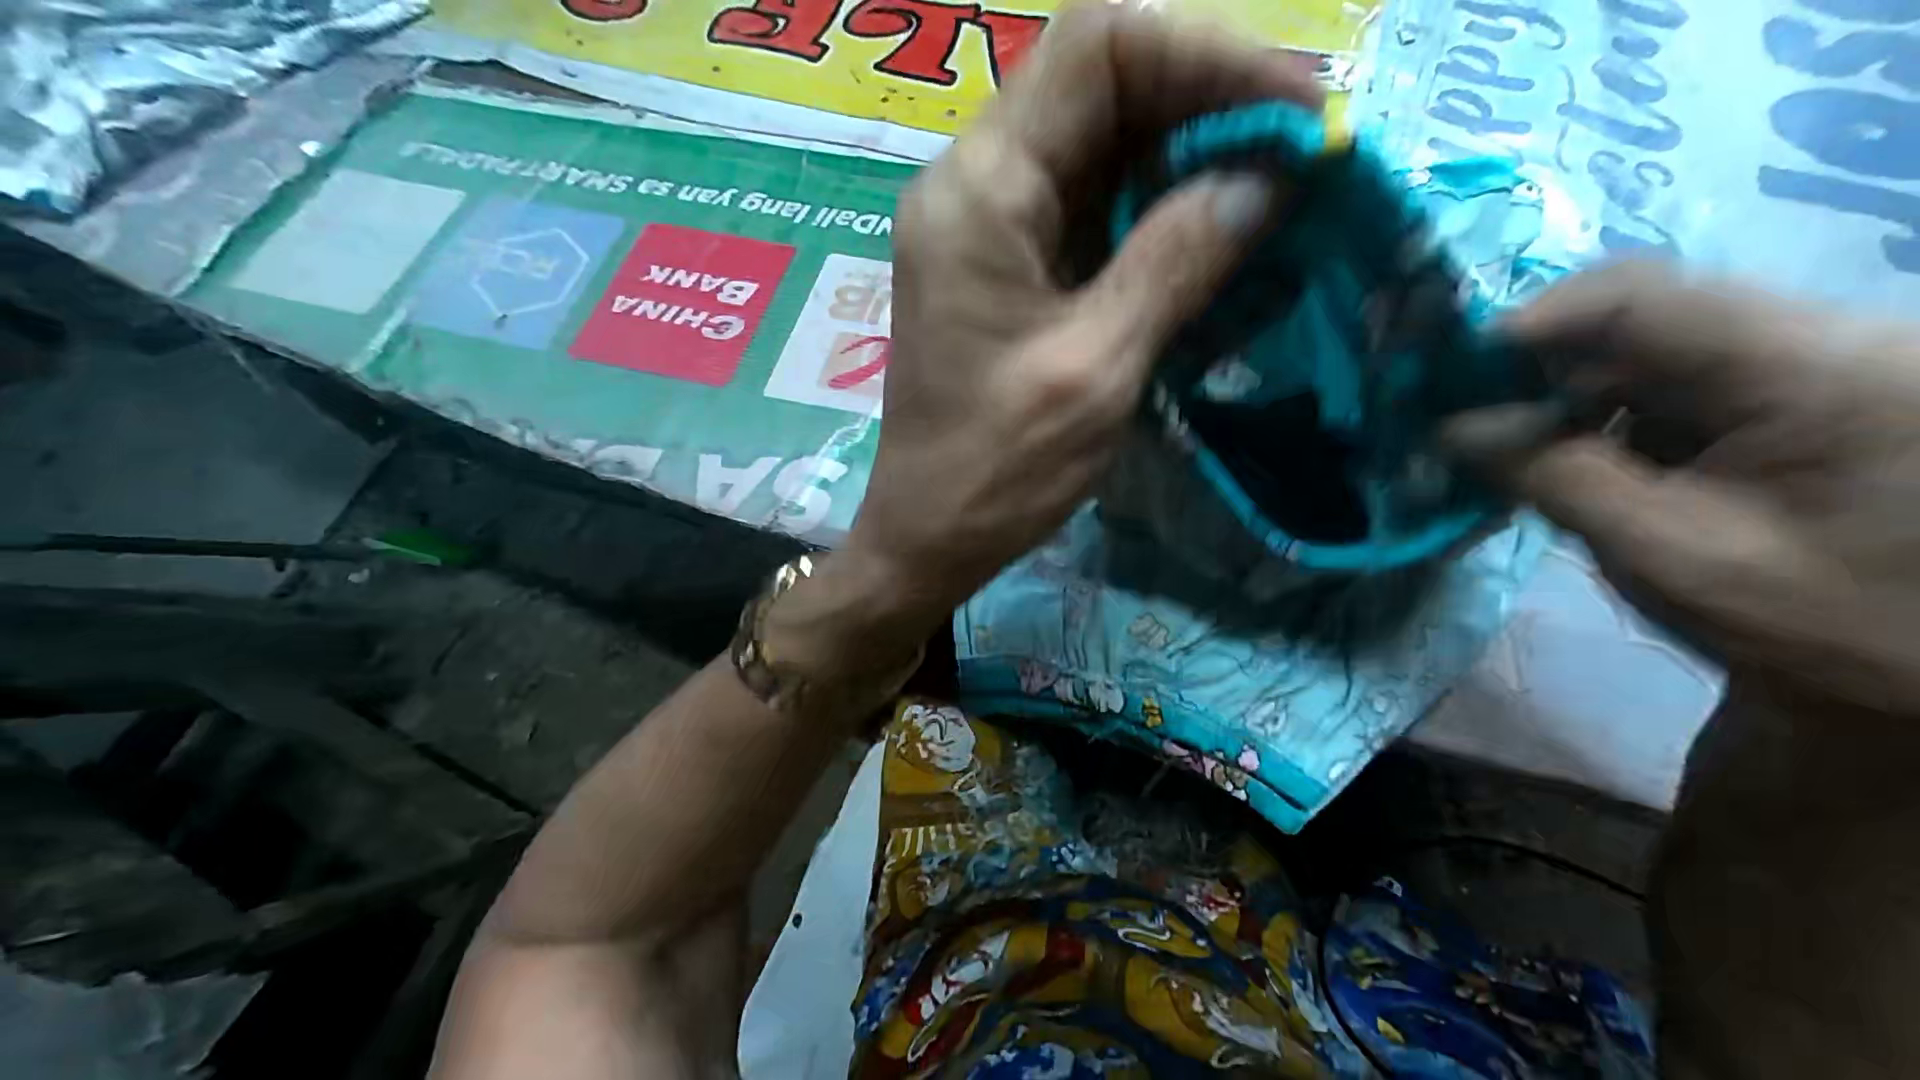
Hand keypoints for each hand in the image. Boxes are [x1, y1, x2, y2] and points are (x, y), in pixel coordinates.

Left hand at [831, 2, 1322, 638]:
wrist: (927, 535)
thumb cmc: (997, 470)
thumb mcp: (1098, 367)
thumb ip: (1179, 258)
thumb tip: (1268, 174)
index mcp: (980, 191)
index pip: (1098, 49)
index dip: (1208, 56)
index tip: (1298, 110)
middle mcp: (973, 186)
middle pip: (1098, 89)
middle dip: (1207, 104)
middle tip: (1303, 152)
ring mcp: (985, 228)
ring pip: (1096, 148)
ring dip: (1186, 157)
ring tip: (1275, 189)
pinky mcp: (1002, 269)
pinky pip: (1084, 209)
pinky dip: (1151, 210)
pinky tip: (1210, 233)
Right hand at [1445, 261, 1919, 713]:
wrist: (1919, 675)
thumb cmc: (1808, 623)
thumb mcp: (1666, 554)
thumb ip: (1552, 477)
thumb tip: (1448, 426)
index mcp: (1816, 369)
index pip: (1645, 298)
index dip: (1533, 318)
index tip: (1450, 367)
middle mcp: (1817, 340)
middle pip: (1639, 315)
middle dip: (1533, 361)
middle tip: (1455, 409)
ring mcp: (1801, 365)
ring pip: (1641, 347)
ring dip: (1555, 390)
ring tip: (1492, 438)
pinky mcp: (1779, 396)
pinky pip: (1660, 380)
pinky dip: (1590, 411)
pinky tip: (1550, 449)